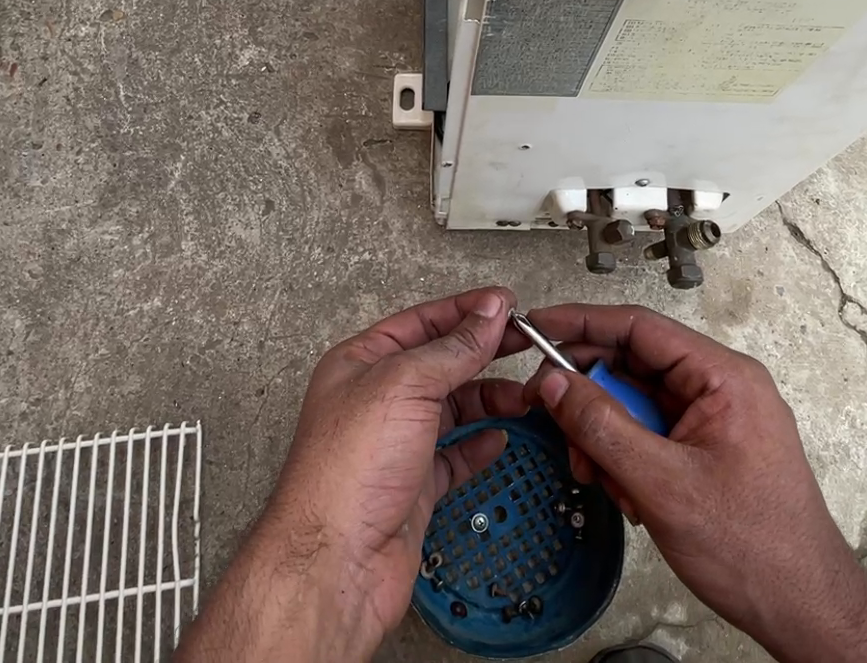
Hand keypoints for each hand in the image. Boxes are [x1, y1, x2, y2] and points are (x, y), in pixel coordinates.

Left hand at [178, 287, 525, 662]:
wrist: (337, 562)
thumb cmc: (350, 468)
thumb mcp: (406, 384)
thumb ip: (454, 347)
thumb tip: (490, 311)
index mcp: (362, 362)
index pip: (422, 321)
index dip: (466, 310)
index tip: (508, 304)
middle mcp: (377, 398)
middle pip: (440, 362)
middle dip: (484, 350)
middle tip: (530, 342)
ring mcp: (395, 443)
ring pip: (452, 408)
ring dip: (488, 398)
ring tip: (525, 396)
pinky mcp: (412, 485)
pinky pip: (453, 456)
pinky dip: (478, 446)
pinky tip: (498, 439)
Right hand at [519, 304, 866, 662]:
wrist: (804, 612)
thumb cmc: (751, 548)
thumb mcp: (662, 484)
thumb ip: (602, 426)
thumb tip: (553, 382)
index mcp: (721, 376)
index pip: (639, 326)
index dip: (581, 322)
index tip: (536, 326)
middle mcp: (715, 386)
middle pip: (630, 363)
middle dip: (587, 391)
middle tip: (545, 410)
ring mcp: (709, 417)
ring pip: (631, 400)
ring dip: (601, 433)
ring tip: (594, 472)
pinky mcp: (700, 446)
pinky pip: (644, 430)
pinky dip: (620, 454)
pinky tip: (621, 489)